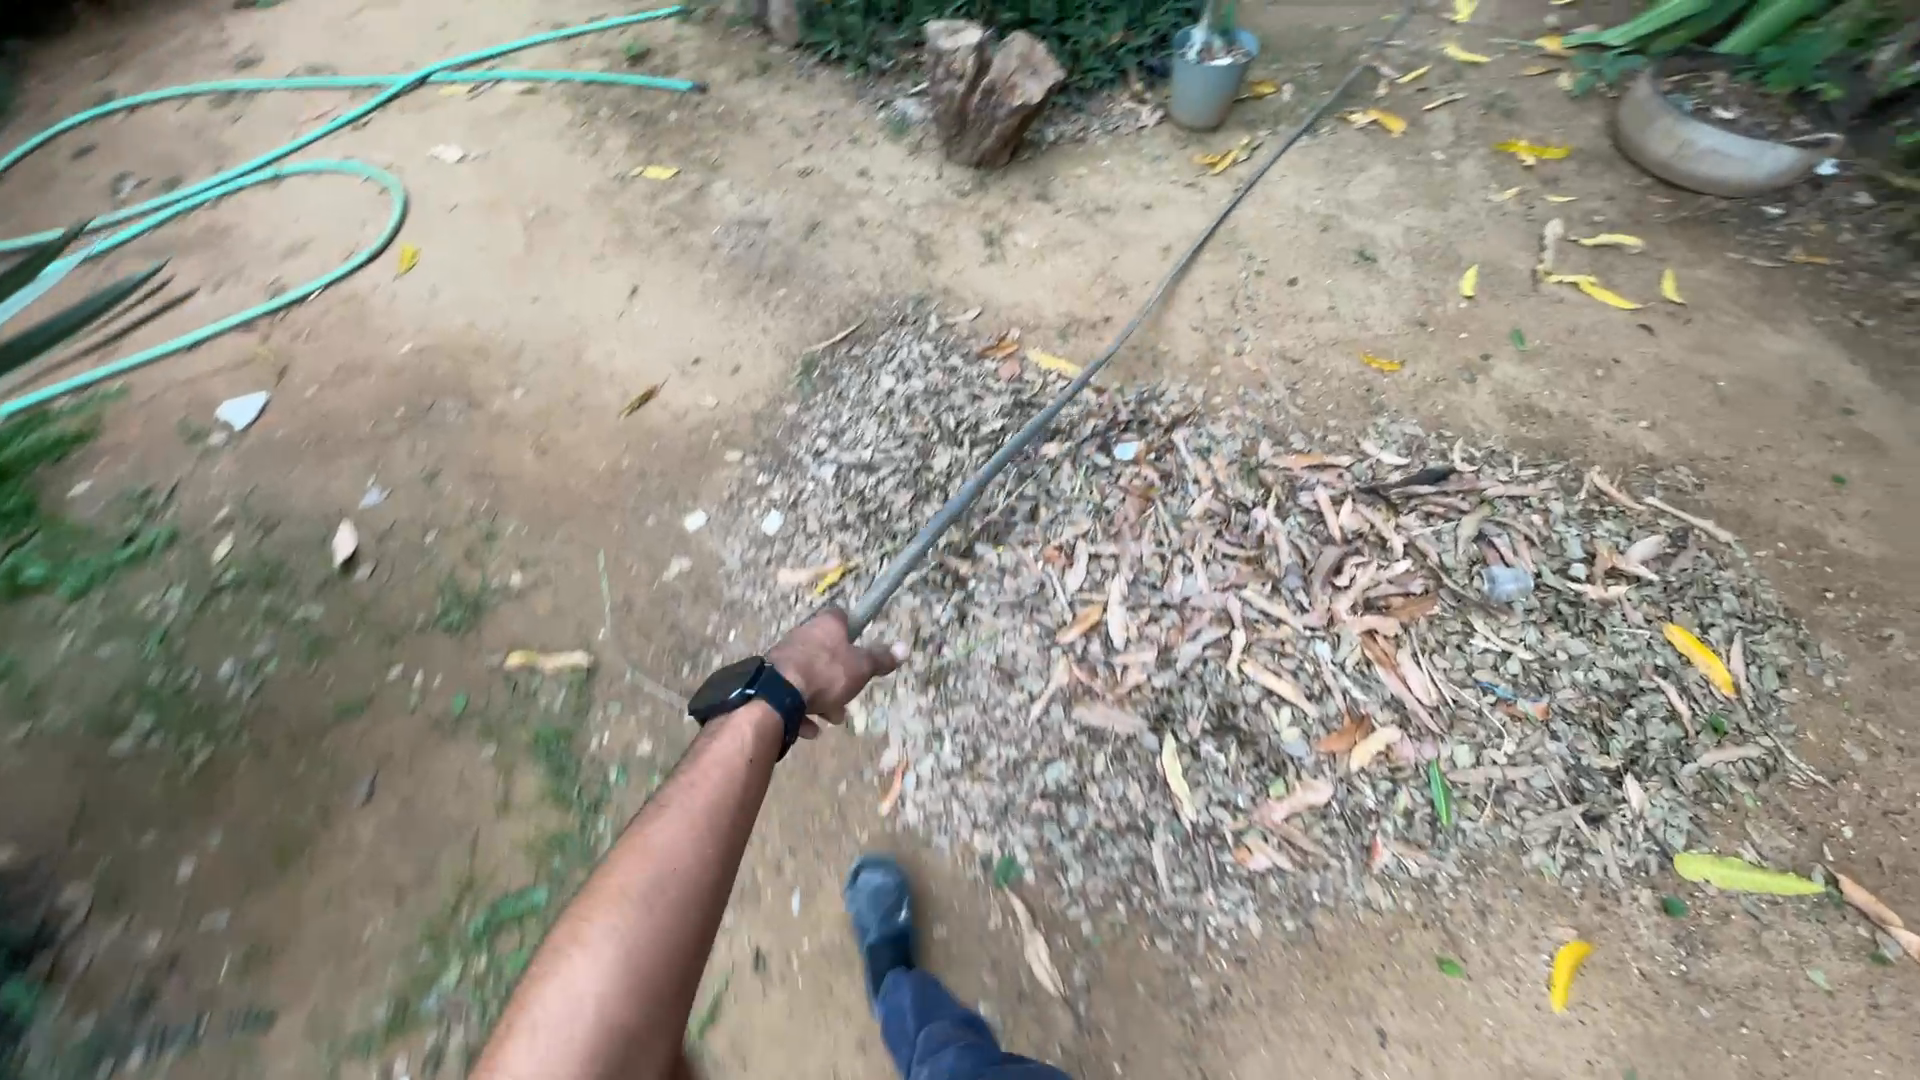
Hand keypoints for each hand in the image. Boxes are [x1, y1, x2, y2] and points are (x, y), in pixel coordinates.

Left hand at [765, 607, 907, 737]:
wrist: (777, 694)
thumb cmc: (826, 673)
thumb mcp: (862, 667)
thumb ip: (881, 659)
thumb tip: (904, 648)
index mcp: (826, 624)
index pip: (842, 617)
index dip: (852, 631)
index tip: (860, 649)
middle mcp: (803, 635)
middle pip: (826, 652)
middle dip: (839, 677)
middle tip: (848, 696)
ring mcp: (784, 657)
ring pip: (810, 676)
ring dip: (822, 698)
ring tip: (831, 719)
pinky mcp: (770, 679)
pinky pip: (791, 695)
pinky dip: (802, 711)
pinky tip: (810, 729)